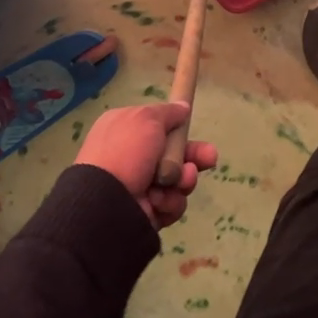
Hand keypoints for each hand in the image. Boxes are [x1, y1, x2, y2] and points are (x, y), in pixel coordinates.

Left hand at [75, 103, 218, 227]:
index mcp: (127, 134)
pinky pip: (172, 204)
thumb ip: (168, 112)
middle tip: (210, 159)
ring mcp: (141, 187)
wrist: (107, 201)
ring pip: (179, 181)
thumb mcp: (147, 119)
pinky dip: (170, 202)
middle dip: (195, 158)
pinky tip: (160, 201)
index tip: (191, 128)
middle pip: (176, 156)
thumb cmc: (126, 152)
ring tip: (179, 182)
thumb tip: (182, 107)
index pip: (160, 130)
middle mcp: (134, 159)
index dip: (178, 131)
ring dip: (184, 180)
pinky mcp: (148, 211)